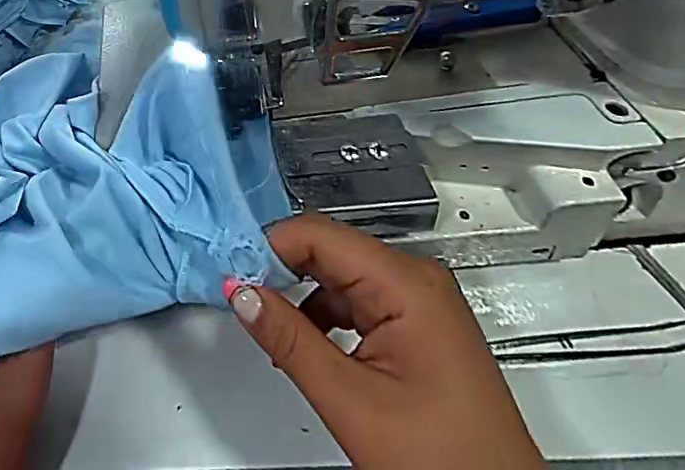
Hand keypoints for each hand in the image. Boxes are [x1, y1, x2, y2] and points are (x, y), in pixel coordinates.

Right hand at [228, 214, 545, 469]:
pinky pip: (359, 298)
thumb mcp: (353, 401)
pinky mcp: (418, 322)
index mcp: (407, 284)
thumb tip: (246, 294)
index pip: (321, 236)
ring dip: (302, 293)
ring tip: (270, 322)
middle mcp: (417, 279)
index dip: (272, 246)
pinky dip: (326, 313)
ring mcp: (420, 300)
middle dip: (283, 268)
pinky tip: (307, 340)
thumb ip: (291, 341)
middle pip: (331, 249)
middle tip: (244, 293)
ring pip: (342, 274)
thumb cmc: (449, 461)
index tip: (236, 268)